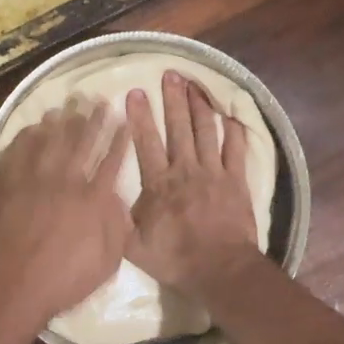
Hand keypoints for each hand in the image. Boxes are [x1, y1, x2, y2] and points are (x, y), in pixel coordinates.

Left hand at [0, 100, 130, 321]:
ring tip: (68, 104)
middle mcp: (66, 182)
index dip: (119, 138)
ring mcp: (34, 182)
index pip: (111, 161)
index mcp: (93, 199)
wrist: (14, 286)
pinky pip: (18, 154)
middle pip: (81, 143)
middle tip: (97, 98)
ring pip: (50, 142)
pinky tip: (32, 127)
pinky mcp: (9, 188)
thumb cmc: (65, 280)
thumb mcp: (108, 262)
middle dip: (92, 119)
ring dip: (60, 121)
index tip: (124, 118)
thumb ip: (116, 227)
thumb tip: (118, 199)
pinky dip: (26, 137)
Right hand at [125, 71, 262, 295]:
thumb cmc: (175, 259)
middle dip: (172, 99)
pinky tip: (230, 114)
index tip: (135, 92)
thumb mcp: (133, 245)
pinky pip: (236, 149)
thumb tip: (107, 200)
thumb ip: (120, 220)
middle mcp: (185, 170)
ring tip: (194, 84)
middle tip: (170, 75)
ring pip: (205, 131)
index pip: (146, 143)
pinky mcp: (236, 181)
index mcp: (158, 184)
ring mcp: (213, 173)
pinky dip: (233, 130)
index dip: (140, 117)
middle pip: (178, 128)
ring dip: (199, 106)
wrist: (219, 269)